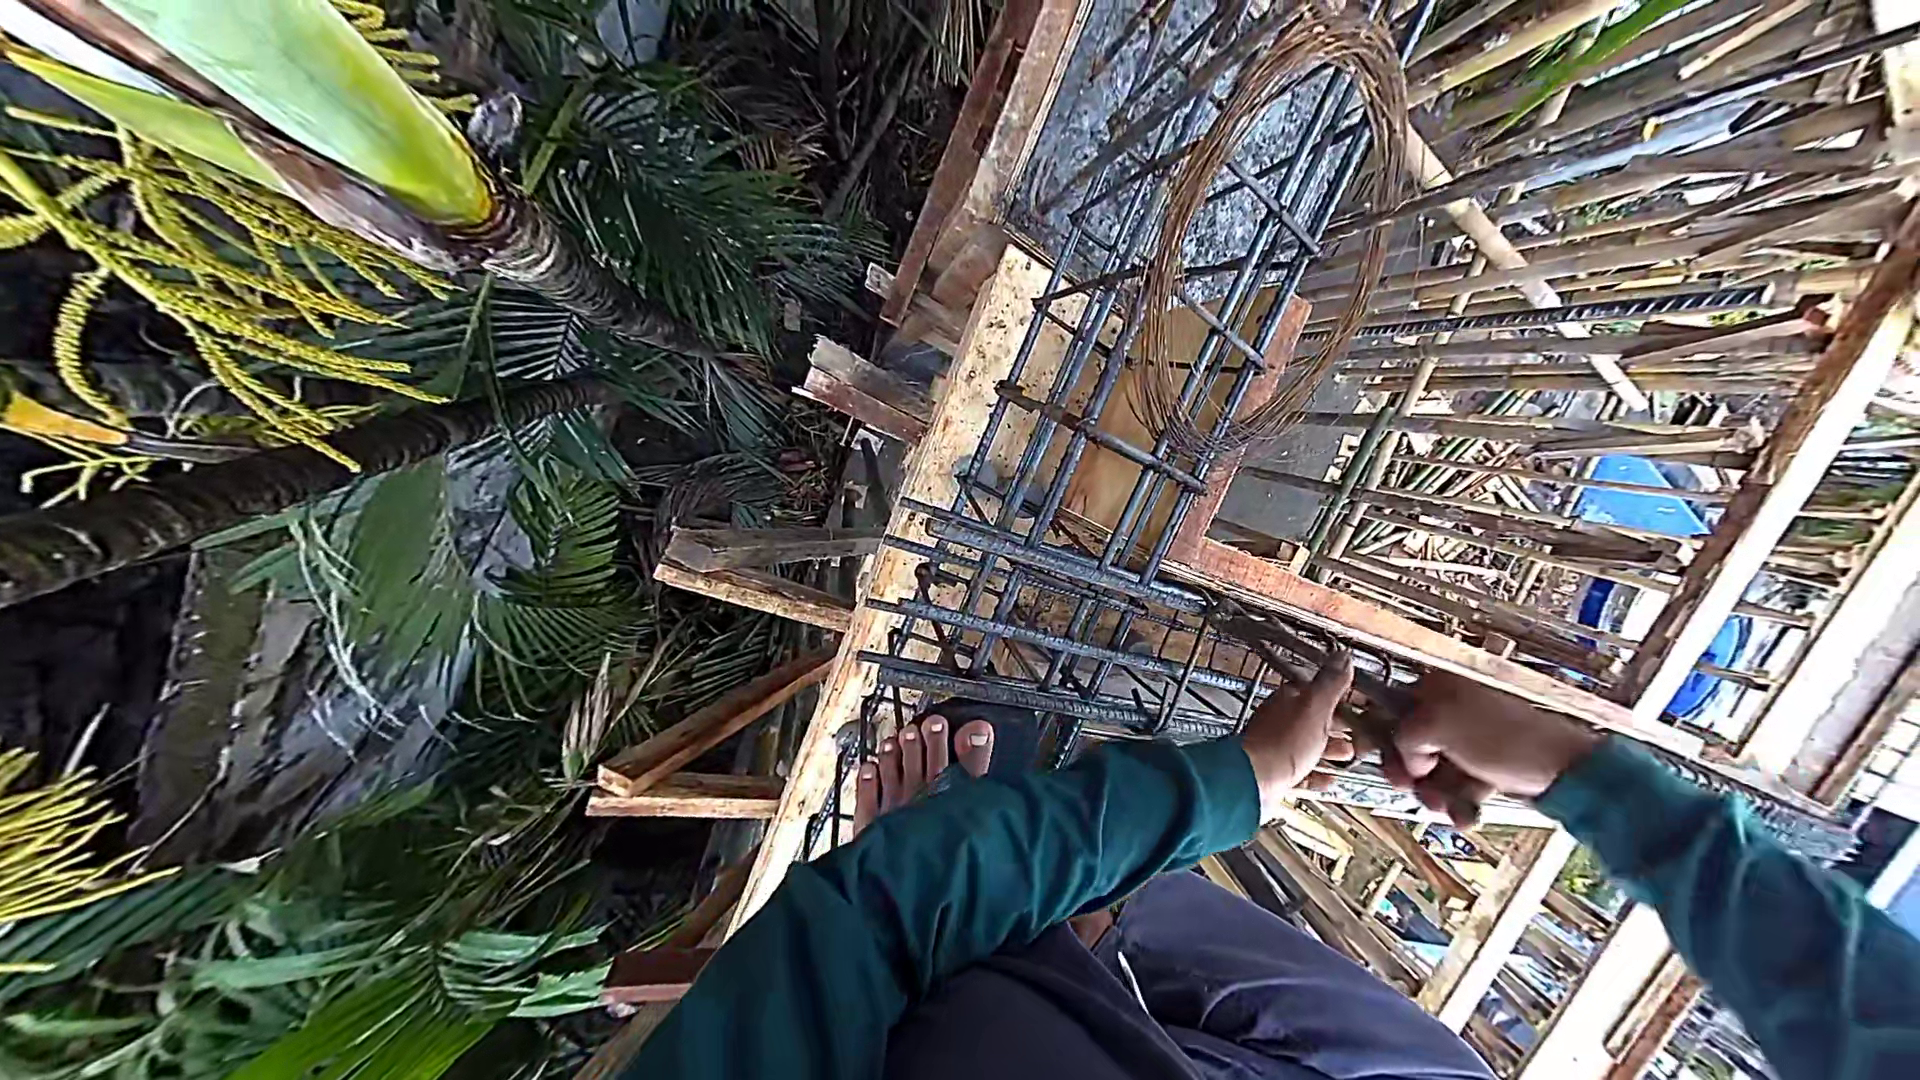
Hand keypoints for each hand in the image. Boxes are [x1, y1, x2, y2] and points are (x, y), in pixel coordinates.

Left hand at [1241, 650, 1354, 821]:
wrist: (1256, 778)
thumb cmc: (1284, 742)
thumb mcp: (1315, 708)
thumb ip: (1330, 684)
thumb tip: (1342, 656)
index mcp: (1287, 701)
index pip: (1315, 693)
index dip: (1338, 699)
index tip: (1358, 705)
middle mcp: (1278, 721)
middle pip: (1311, 720)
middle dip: (1336, 725)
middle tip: (1358, 732)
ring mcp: (1275, 747)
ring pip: (1306, 745)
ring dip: (1328, 748)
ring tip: (1348, 754)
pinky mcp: (1275, 772)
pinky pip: (1300, 771)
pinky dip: (1316, 773)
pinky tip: (1328, 779)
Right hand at [1387, 672, 1602, 822]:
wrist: (1572, 775)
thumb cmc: (1509, 739)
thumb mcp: (1437, 726)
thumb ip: (1404, 734)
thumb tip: (1403, 753)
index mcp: (1439, 686)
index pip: (1390, 705)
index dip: (1379, 731)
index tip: (1372, 752)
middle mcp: (1453, 707)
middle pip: (1409, 742)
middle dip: (1410, 771)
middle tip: (1408, 785)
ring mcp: (1472, 737)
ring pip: (1434, 768)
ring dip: (1433, 792)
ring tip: (1442, 806)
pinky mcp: (1490, 763)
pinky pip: (1459, 782)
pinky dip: (1458, 800)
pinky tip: (1463, 812)